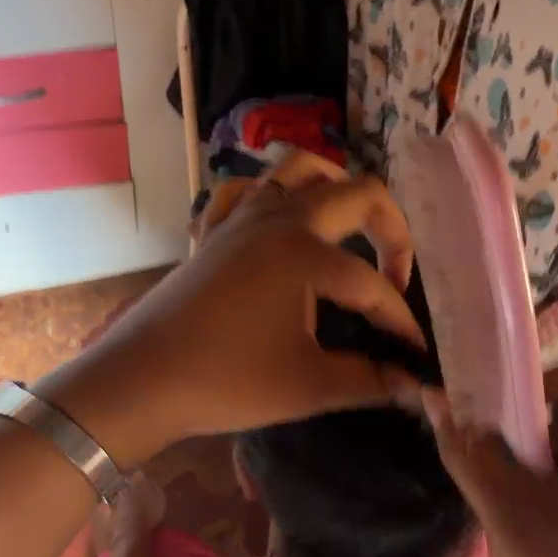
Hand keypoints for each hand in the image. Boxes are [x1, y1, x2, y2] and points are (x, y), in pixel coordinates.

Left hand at [40, 153, 421, 467]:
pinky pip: (247, 190)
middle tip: (395, 277)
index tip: (416, 354)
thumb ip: (368, 380)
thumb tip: (412, 385)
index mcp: (306, 253)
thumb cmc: (226, 383)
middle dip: (391, 230)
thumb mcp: (307, 386)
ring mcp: (241, 217)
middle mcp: (279, 219)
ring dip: (337, 189)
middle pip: (357, 193)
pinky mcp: (212, 230)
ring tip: (351, 229)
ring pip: (300, 170)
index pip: (372, 284)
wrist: (141, 380)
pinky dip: (272, 195)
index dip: (400, 319)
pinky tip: (279, 225)